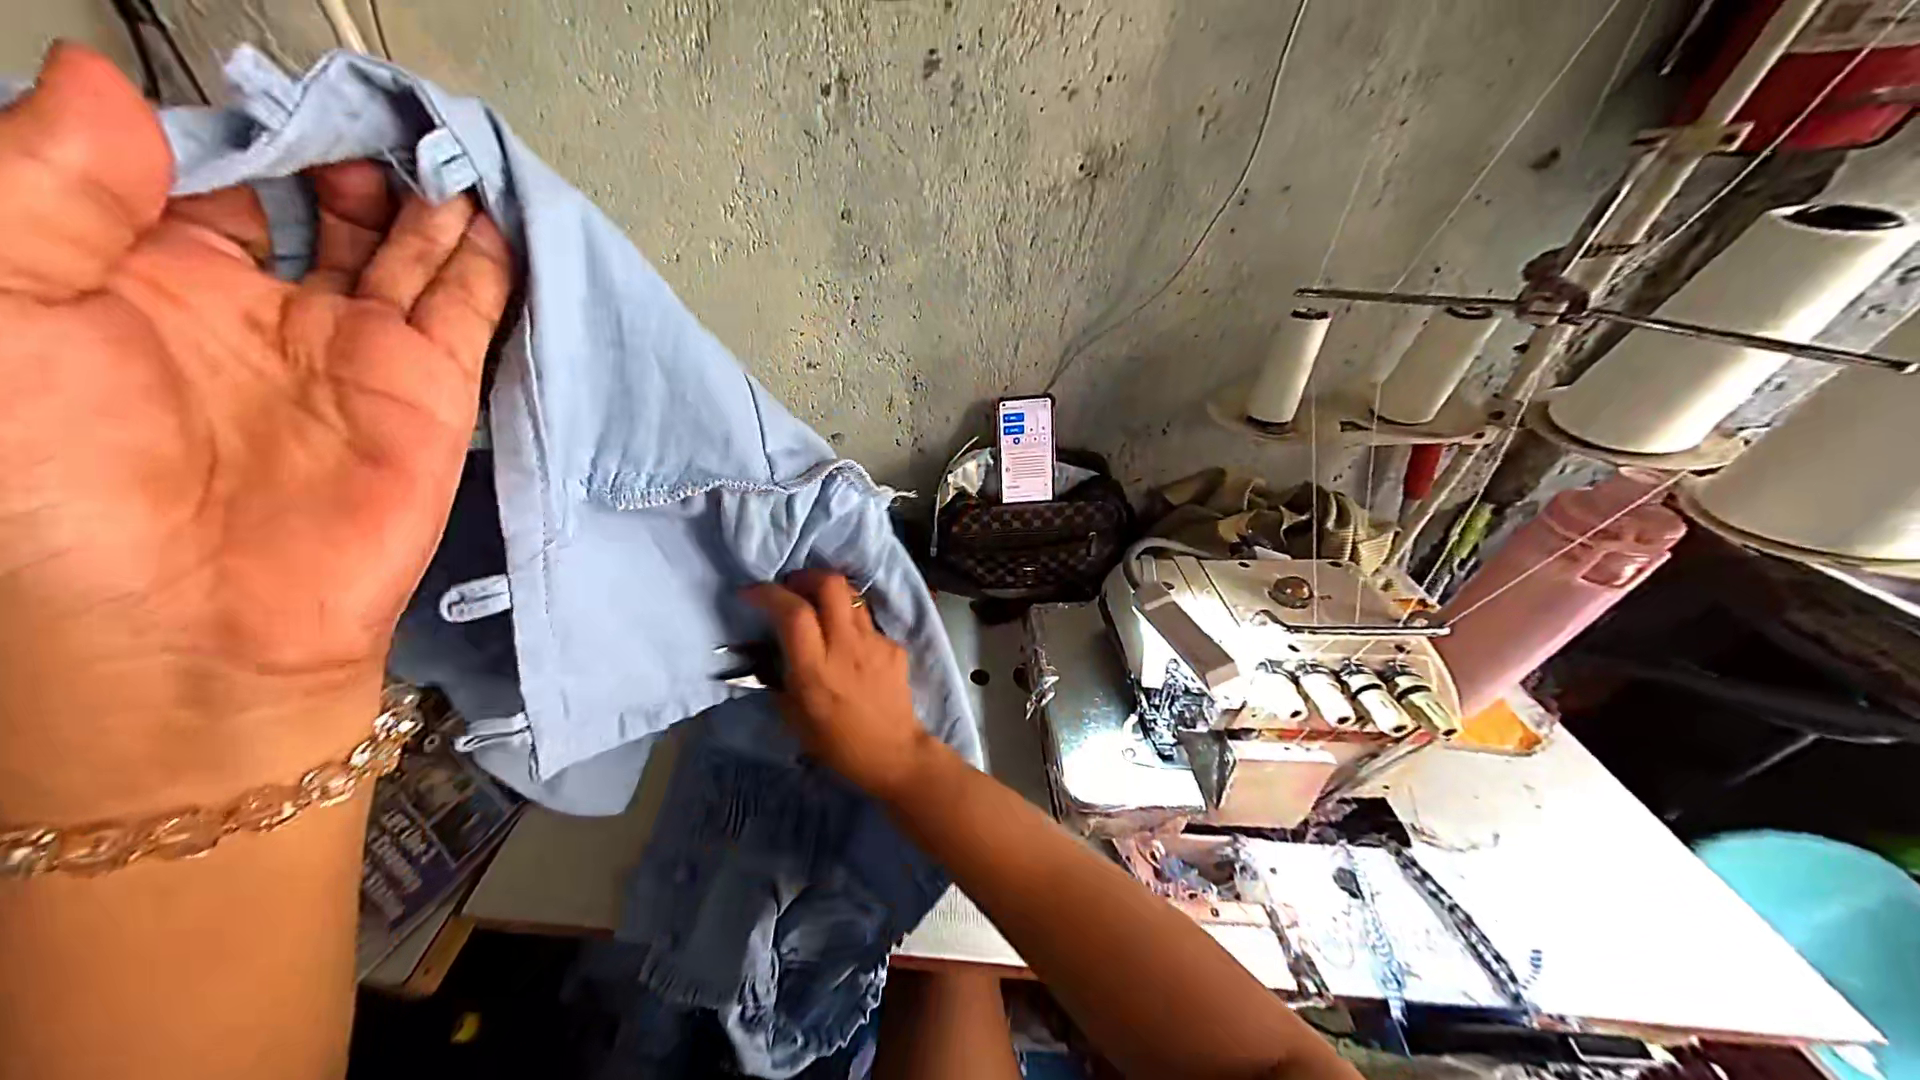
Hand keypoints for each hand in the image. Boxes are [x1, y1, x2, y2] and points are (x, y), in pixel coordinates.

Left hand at [0, 45, 511, 823]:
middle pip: (322, 209)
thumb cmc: (55, 487)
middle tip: (373, 106)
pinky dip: (483, 258)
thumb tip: (104, 83)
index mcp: (139, 281)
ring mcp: (360, 349)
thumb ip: (34, 191)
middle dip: (345, 154)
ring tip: (439, 139)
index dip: (228, 129)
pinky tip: (486, 208)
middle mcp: (263, 309)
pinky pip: (467, 305)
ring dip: (424, 196)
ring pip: (407, 250)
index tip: (263, 88)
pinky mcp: (434, 387)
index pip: (197, 179)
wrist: (203, 622)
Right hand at [743, 570, 940, 799]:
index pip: (793, 612)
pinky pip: (867, 621)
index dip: (768, 593)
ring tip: (817, 608)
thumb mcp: (792, 714)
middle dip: (805, 576)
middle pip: (830, 585)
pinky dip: (849, 622)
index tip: (750, 593)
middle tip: (791, 588)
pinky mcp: (894, 645)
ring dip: (829, 593)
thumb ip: (776, 676)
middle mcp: (847, 647)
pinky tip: (846, 643)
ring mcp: (875, 643)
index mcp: (816, 669)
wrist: (893, 753)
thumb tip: (763, 648)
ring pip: (851, 596)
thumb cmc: (836, 742)